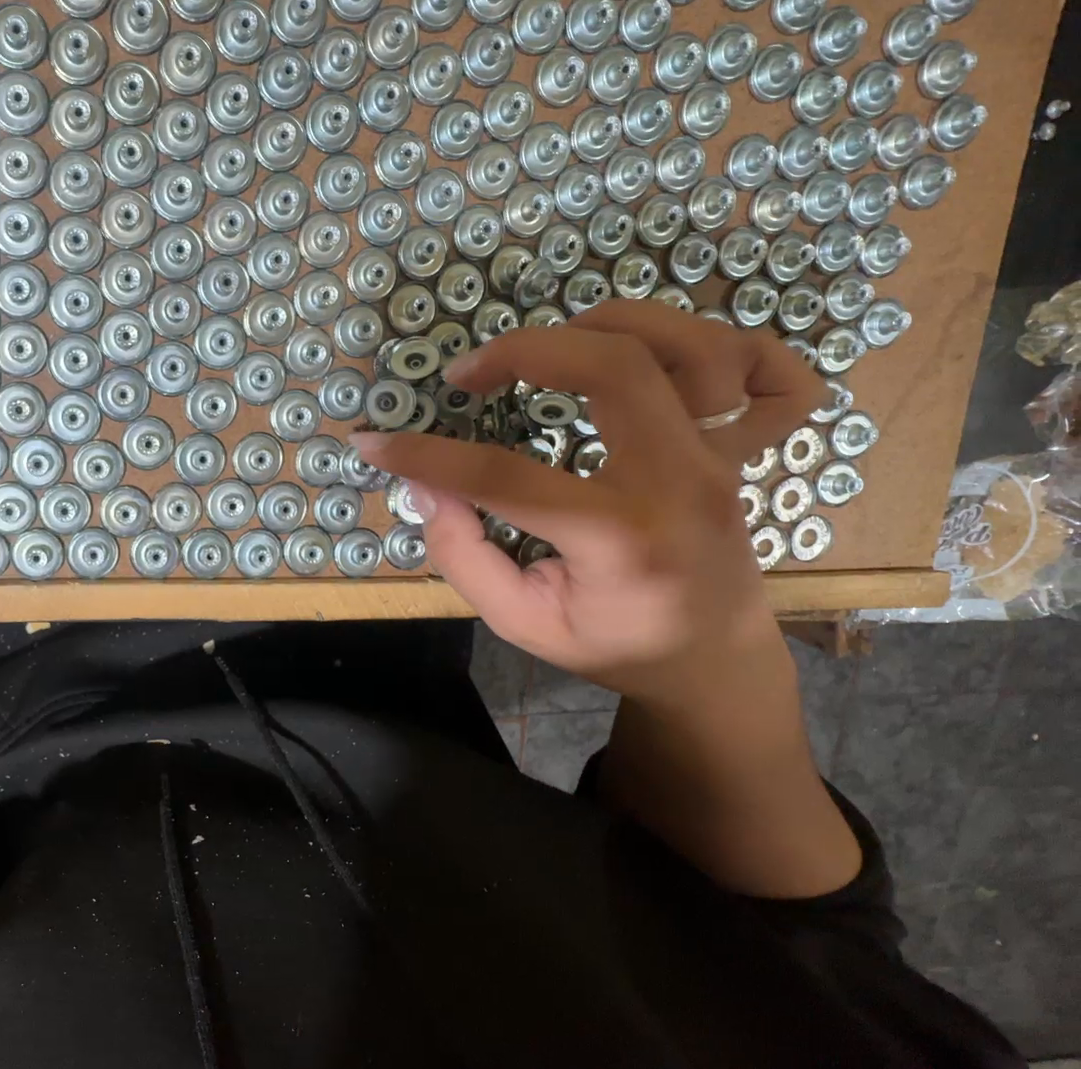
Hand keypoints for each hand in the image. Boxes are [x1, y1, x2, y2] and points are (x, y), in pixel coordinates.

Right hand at [351, 300, 826, 707]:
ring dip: (615, 324)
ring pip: (696, 348)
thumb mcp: (519, 621)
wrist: (711, 662)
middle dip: (526, 349)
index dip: (426, 457)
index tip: (375, 442)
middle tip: (469, 371)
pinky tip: (667, 354)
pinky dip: (731, 346)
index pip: (504, 479)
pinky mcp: (749, 452)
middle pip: (616, 368)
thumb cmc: (610, 644)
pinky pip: (777, 375)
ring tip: (556, 343)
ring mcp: (725, 460)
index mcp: (619, 538)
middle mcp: (681, 483)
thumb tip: (427, 485)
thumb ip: (463, 555)